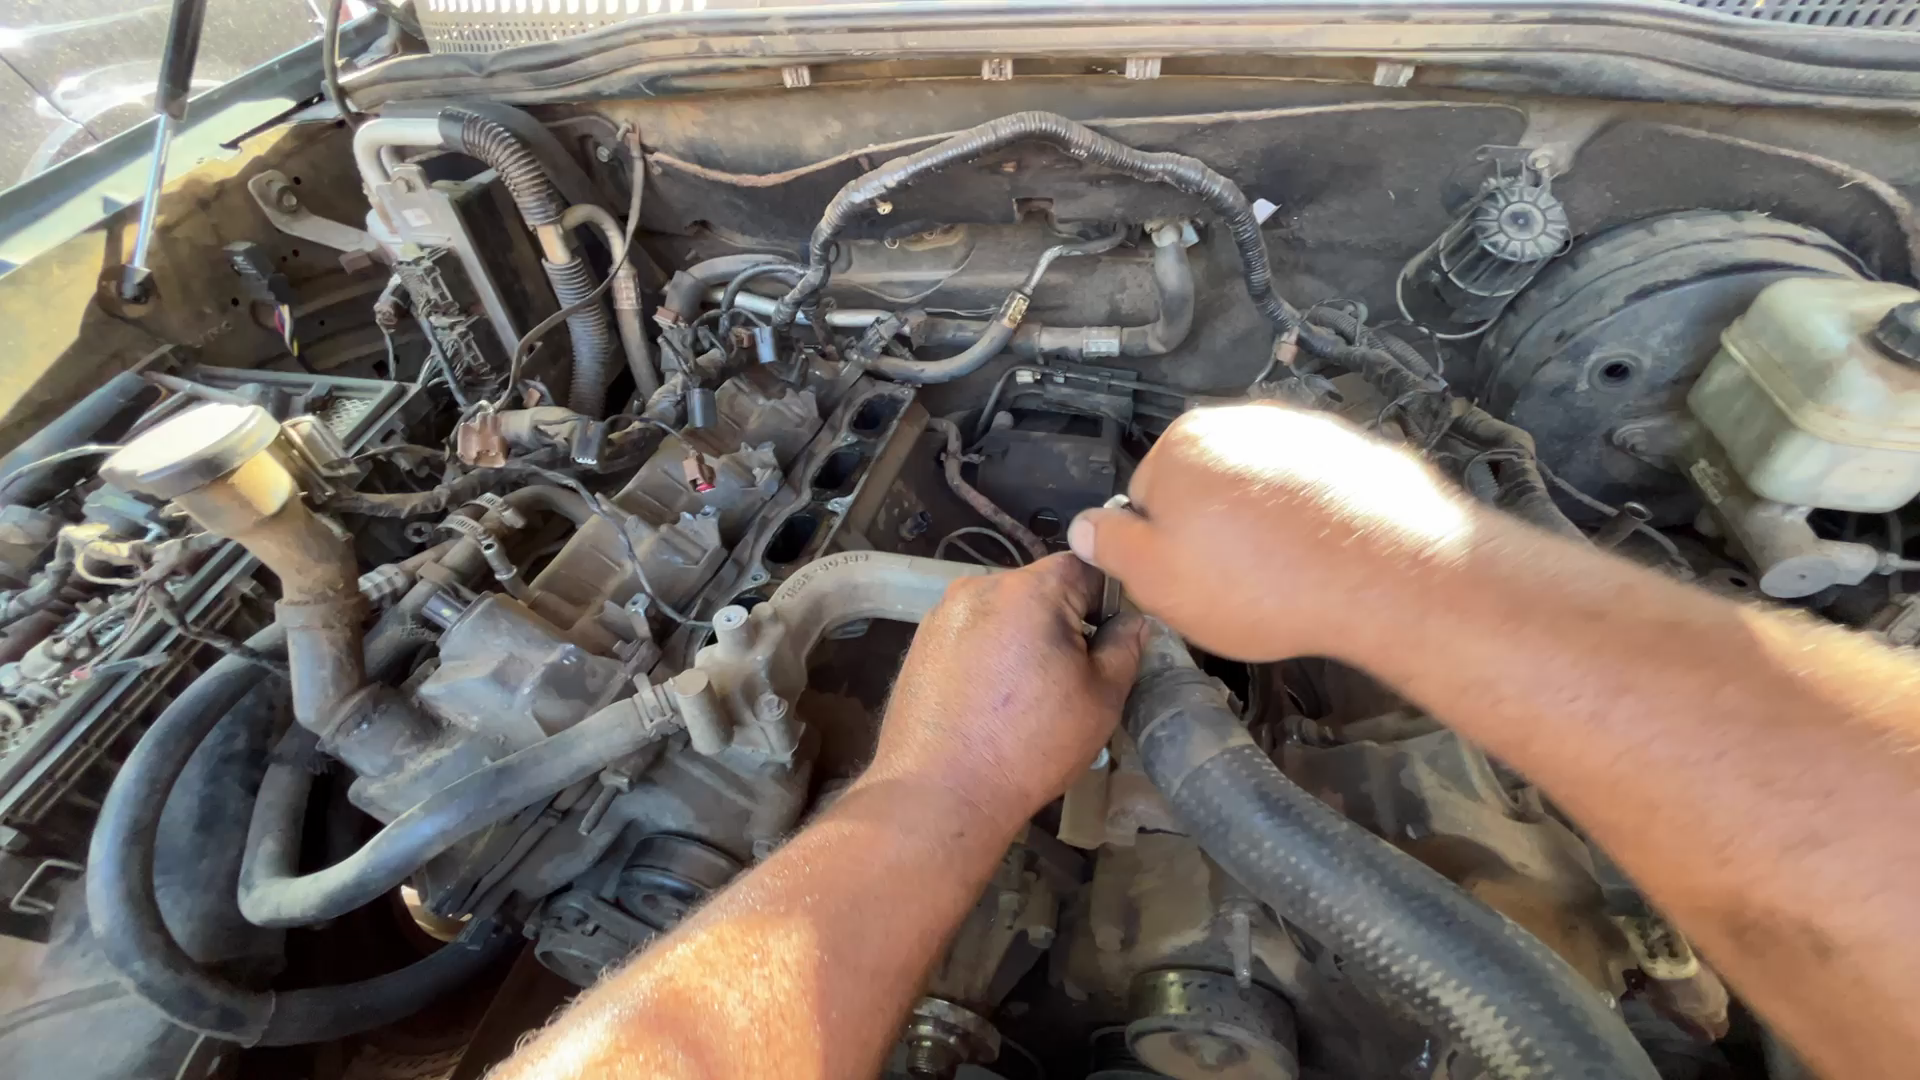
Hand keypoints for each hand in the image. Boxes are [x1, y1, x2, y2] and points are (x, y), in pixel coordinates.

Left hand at [865, 553, 1144, 824]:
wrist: (939, 792)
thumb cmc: (1029, 744)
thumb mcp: (1100, 698)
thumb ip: (1124, 646)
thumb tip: (1133, 620)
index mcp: (1028, 589)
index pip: (1083, 564)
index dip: (1105, 598)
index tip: (1108, 640)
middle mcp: (979, 585)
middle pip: (1039, 586)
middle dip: (1062, 619)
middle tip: (1070, 675)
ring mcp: (943, 611)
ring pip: (1004, 610)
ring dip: (1023, 635)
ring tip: (1027, 691)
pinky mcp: (921, 640)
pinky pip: (972, 630)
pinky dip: (989, 650)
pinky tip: (990, 697)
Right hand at [1067, 402, 1481, 662]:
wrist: (1396, 576)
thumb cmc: (1264, 581)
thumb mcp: (1157, 579)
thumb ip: (1109, 546)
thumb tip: (1084, 527)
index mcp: (1181, 445)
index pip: (1144, 498)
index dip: (1160, 547)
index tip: (1187, 578)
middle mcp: (1239, 422)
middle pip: (1199, 488)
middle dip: (1207, 532)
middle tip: (1233, 583)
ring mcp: (1302, 431)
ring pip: (1253, 489)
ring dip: (1255, 526)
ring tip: (1281, 574)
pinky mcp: (1353, 450)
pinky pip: (1305, 491)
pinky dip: (1304, 519)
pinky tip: (1320, 557)